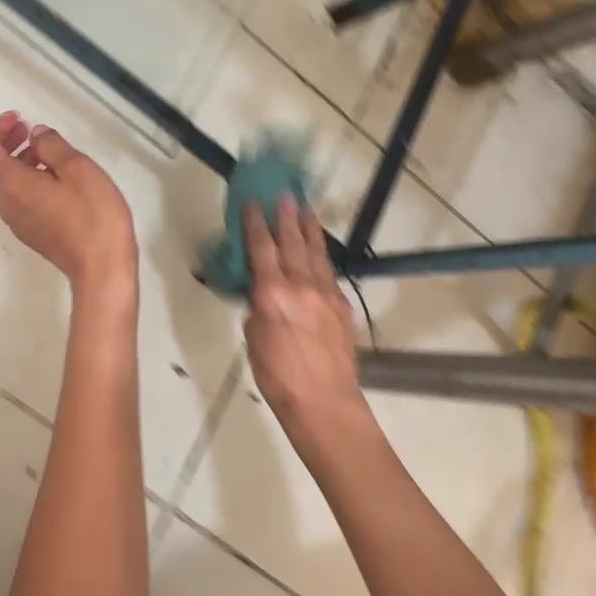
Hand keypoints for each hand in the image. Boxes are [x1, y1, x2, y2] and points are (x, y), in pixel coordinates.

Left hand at [0, 111, 136, 288]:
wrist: (101, 268)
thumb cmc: (92, 215)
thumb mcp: (77, 168)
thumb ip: (52, 146)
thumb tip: (35, 135)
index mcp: (11, 185)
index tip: (19, 117)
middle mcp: (5, 203)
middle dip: (2, 142)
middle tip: (26, 128)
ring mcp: (16, 220)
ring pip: (2, 183)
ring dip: (14, 160)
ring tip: (44, 149)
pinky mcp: (30, 231)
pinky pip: (15, 197)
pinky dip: (23, 177)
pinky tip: (51, 175)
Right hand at [243, 196, 370, 444]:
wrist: (323, 401)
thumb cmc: (276, 375)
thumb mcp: (253, 337)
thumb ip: (258, 308)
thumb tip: (262, 296)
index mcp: (271, 294)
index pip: (262, 248)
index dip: (255, 223)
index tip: (253, 203)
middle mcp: (301, 286)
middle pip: (293, 242)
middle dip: (287, 217)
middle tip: (285, 194)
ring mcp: (326, 294)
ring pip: (316, 253)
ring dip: (308, 230)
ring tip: (305, 211)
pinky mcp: (342, 306)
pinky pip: (328, 273)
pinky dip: (319, 257)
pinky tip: (317, 253)